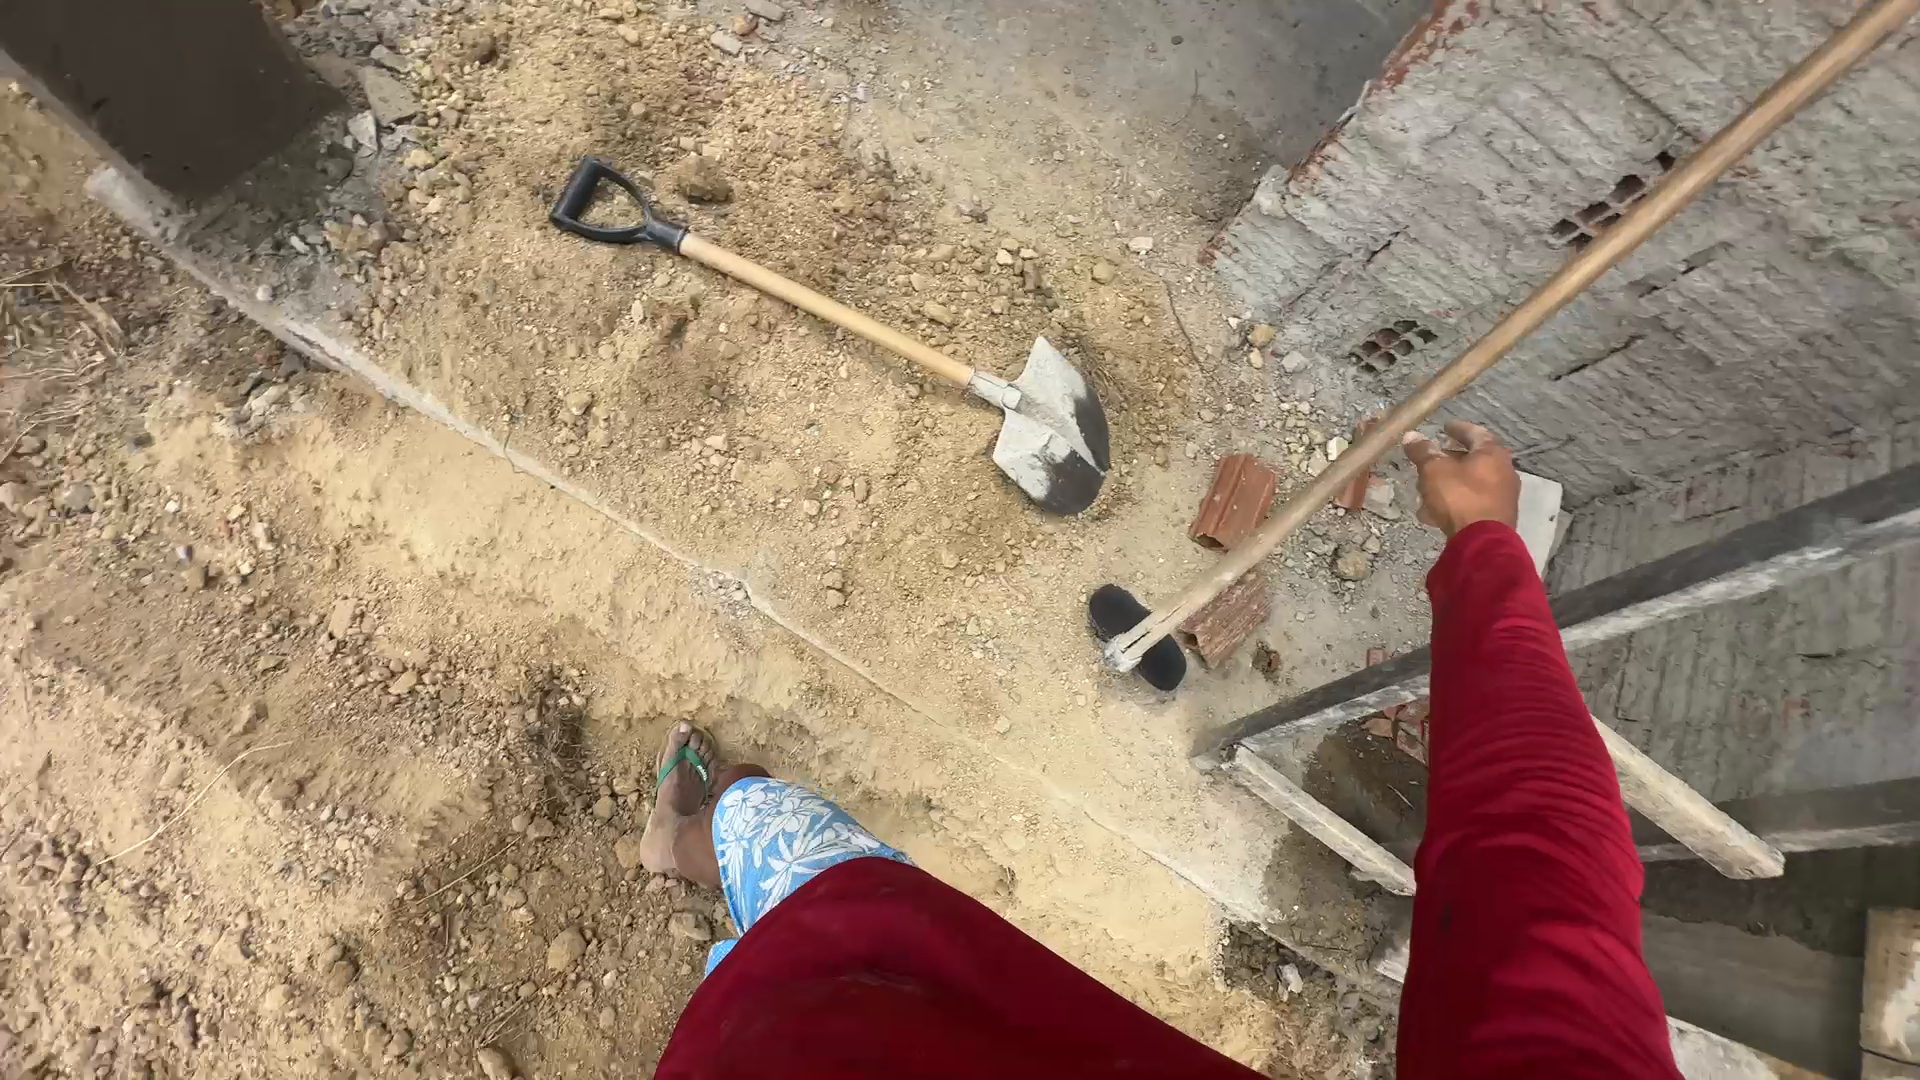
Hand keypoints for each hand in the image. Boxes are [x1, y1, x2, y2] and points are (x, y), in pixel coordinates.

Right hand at [1400, 420, 1519, 536]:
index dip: (1458, 428)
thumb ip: (1423, 452)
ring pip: (1470, 480)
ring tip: (1426, 487)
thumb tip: (1411, 436)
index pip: (1475, 433)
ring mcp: (1502, 494)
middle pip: (1473, 458)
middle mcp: (1503, 470)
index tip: (1445, 426)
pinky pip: (1470, 499)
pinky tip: (1434, 510)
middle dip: (1450, 458)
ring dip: (1449, 481)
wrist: (1481, 539)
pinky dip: (1453, 499)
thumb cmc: (1458, 496)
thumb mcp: (1434, 470)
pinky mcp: (1496, 514)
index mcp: (1492, 454)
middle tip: (1431, 458)